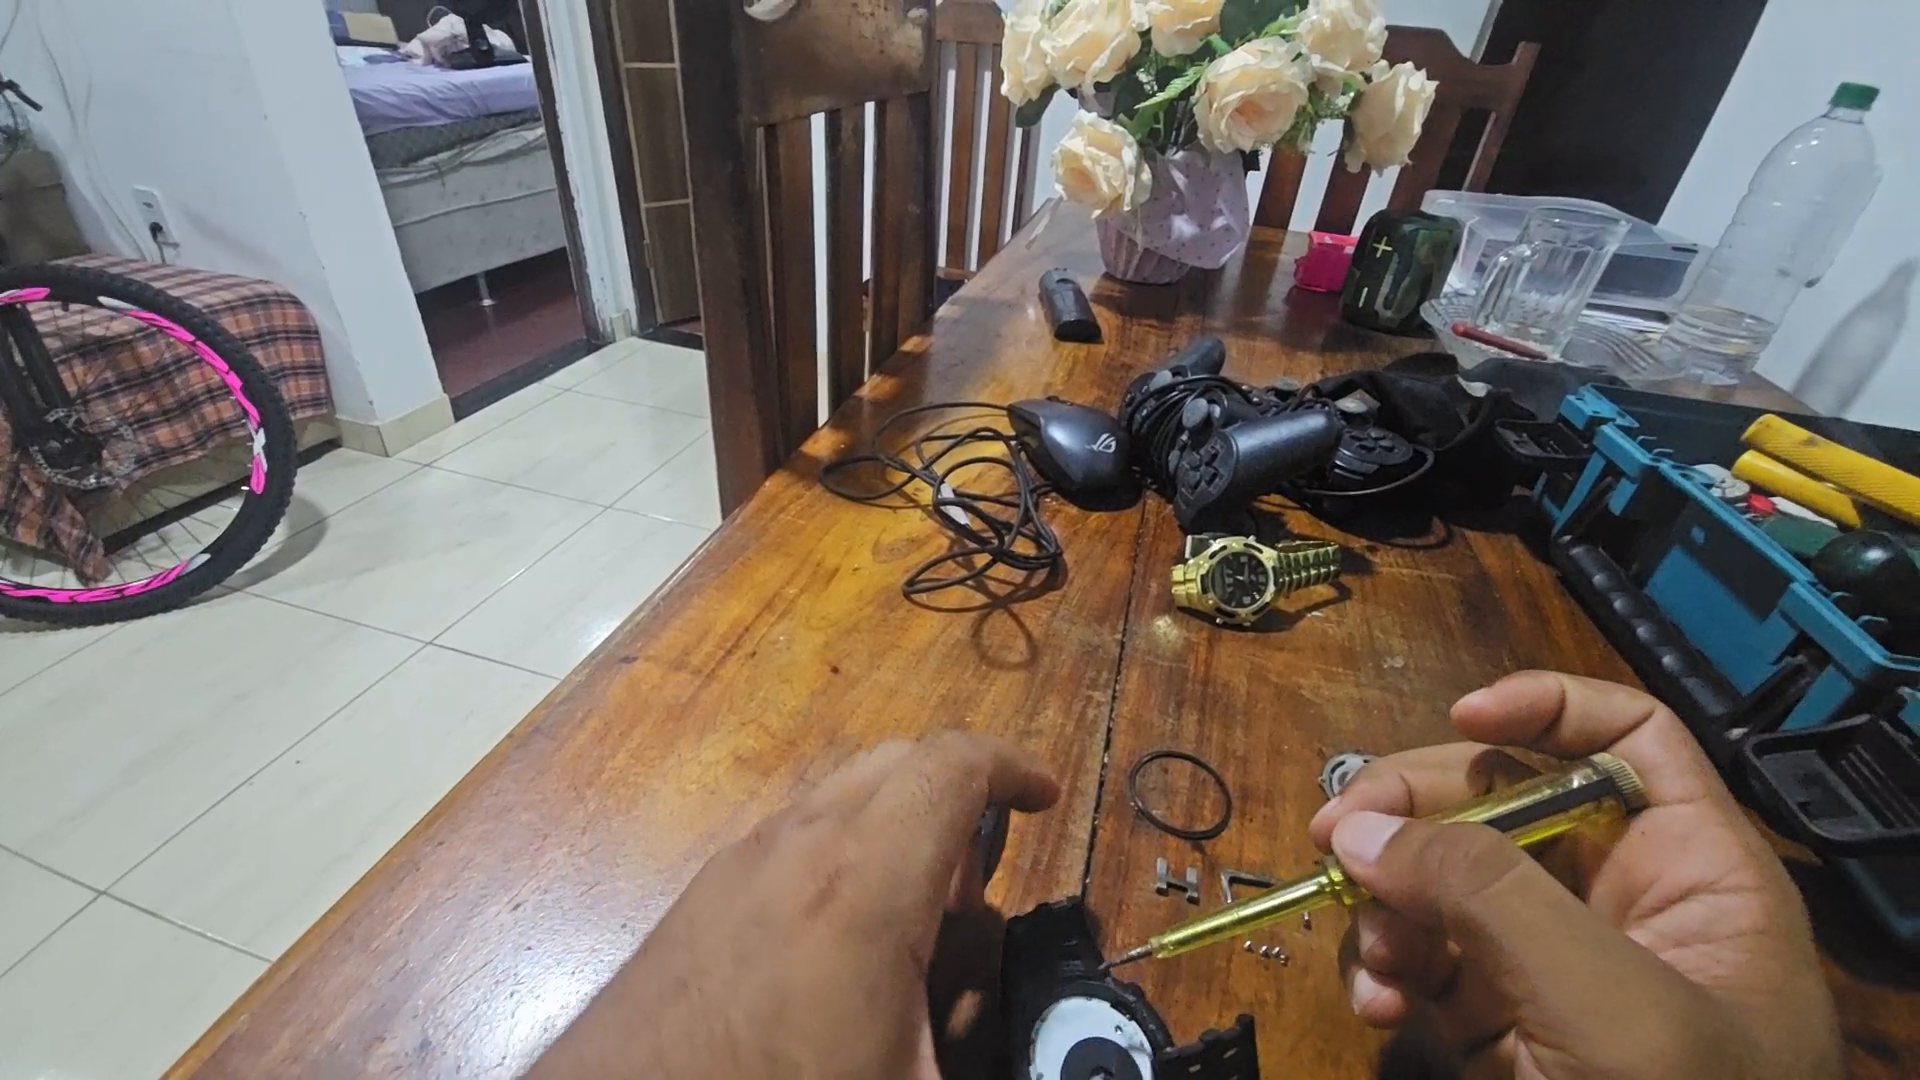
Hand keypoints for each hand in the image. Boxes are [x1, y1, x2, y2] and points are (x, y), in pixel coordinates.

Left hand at [527, 733, 1059, 1079]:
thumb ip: (982, 1037)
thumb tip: (1023, 1034)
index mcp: (864, 879)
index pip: (953, 766)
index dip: (1013, 767)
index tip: (1045, 797)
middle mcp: (802, 842)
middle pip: (901, 761)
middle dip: (961, 794)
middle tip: (981, 881)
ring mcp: (746, 860)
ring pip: (847, 791)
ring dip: (902, 822)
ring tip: (919, 916)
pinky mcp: (708, 892)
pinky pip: (800, 830)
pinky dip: (849, 848)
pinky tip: (842, 941)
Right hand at [1307, 671, 1841, 1079]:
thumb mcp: (1609, 1005)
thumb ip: (1486, 892)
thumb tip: (1354, 830)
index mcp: (1684, 866)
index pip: (1626, 736)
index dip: (1546, 705)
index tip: (1460, 720)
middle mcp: (1603, 887)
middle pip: (1487, 790)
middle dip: (1405, 811)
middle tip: (1334, 837)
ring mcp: (1534, 942)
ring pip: (1428, 863)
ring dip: (1381, 901)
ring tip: (1377, 963)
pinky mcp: (1482, 993)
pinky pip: (1408, 938)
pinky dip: (1380, 963)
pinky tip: (1379, 1003)